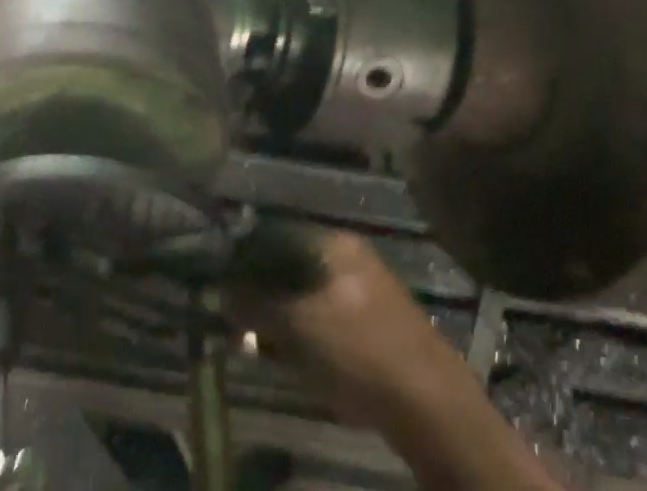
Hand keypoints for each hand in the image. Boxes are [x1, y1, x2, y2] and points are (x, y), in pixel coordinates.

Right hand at [230, 231, 564, 490]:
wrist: (433, 413)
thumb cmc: (358, 353)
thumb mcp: (292, 323)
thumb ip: (249, 300)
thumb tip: (217, 290)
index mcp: (332, 242)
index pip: (266, 234)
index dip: (236, 257)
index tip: (213, 282)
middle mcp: (346, 256)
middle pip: (280, 264)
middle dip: (253, 291)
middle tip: (232, 318)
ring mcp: (360, 290)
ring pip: (297, 293)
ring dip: (273, 315)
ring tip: (254, 341)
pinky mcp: (367, 325)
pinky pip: (317, 317)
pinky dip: (297, 332)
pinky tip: (284, 355)